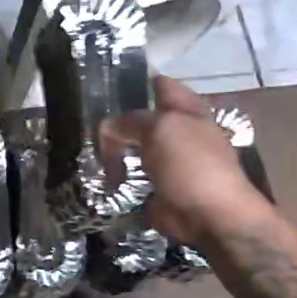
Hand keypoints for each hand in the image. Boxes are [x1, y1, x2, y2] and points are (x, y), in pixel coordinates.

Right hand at [104, 76, 279, 243]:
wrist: (209, 216)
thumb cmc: (191, 164)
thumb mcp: (160, 128)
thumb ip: (131, 120)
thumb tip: (108, 127)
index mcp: (187, 109)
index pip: (159, 85)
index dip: (134, 81)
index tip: (103, 86)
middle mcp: (178, 131)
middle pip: (141, 118)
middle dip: (116, 120)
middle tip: (88, 123)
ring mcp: (167, 161)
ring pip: (132, 147)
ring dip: (112, 149)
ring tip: (87, 149)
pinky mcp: (156, 187)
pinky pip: (129, 176)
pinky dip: (114, 176)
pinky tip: (98, 173)